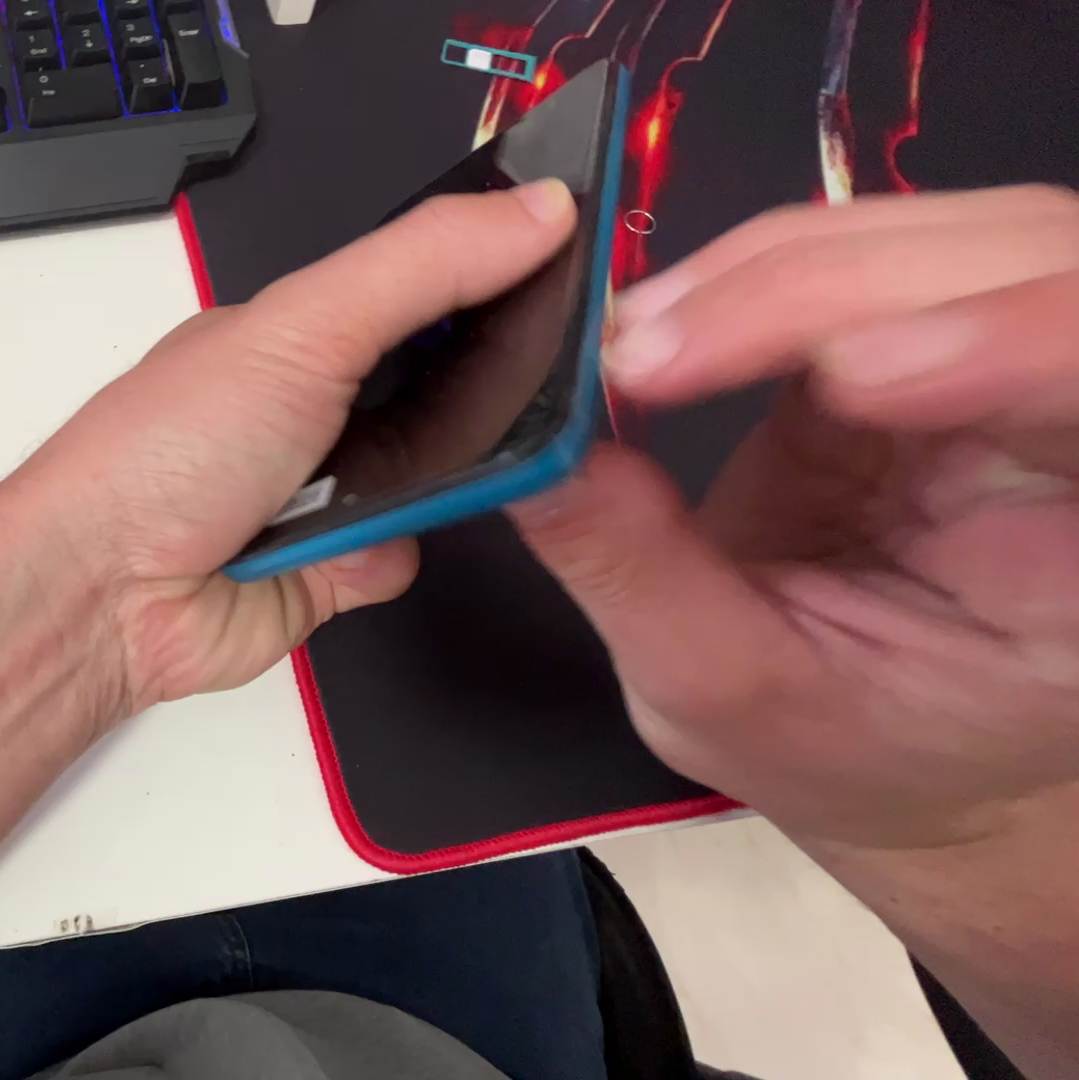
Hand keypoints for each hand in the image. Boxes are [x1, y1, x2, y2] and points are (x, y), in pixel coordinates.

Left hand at [0, 179, 576, 713]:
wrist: (103, 593)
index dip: (486, 290)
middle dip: (472, 402)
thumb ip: (415, 269)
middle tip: (493, 400)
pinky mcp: (327, 572)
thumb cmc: (167, 452)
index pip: (415, 299)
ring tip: (350, 495)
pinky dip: (373, 556)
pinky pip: (401, 556)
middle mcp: (310, 416)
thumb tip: (538, 209)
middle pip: (441, 395)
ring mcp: (319, 497)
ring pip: (434, 483)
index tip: (557, 284)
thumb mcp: (294, 333)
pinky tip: (320, 555)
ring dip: (413, 489)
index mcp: (293, 343)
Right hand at [507, 185, 1078, 850]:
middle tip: (635, 362)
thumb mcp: (715, 685)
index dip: (1025, 340)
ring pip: (910, 234)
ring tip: (616, 353)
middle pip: (1012, 260)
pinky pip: (824, 259)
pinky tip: (638, 337)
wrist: (863, 741)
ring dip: (748, 278)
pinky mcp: (886, 342)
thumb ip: (633, 570)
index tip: (842, 382)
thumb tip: (532, 458)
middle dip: (810, 297)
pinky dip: (718, 285)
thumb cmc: (830, 747)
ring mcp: (983, 360)